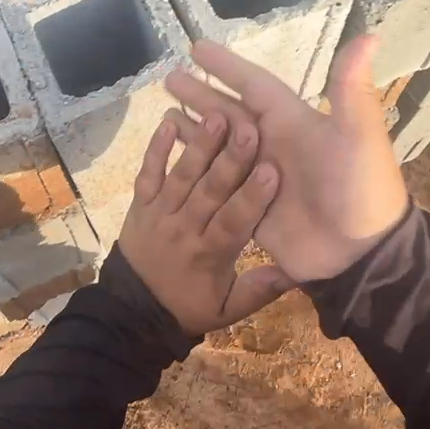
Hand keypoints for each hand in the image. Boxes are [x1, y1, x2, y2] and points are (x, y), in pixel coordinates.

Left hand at [117, 105, 293, 334]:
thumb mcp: (226, 311)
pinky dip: (156, 148)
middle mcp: (184, 229)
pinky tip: (168, 122)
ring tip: (215, 116)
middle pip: (209, 192)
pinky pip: (148, 173)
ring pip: (181, 176)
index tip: (272, 170)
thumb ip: (259, 291)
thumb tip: (297, 270)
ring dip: (199, 146)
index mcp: (210, 255)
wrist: (132, 311)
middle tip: (247, 129)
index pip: (233, 223)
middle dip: (230, 160)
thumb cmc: (187, 306)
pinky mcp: (140, 203)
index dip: (252, 198)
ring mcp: (159, 213)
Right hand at [166, 36, 408, 282]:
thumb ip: (351, 88)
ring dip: (193, 128)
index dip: (226, 66)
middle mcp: (272, 143)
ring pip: (217, 144)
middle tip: (169, 79)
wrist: (361, 254)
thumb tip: (370, 34)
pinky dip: (196, 167)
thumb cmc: (360, 189)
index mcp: (293, 121)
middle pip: (228, 111)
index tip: (197, 48)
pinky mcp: (249, 205)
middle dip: (200, 94)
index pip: (253, 85)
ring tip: (165, 113)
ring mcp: (258, 176)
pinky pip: (216, 180)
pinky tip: (176, 161)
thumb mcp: (359, 135)